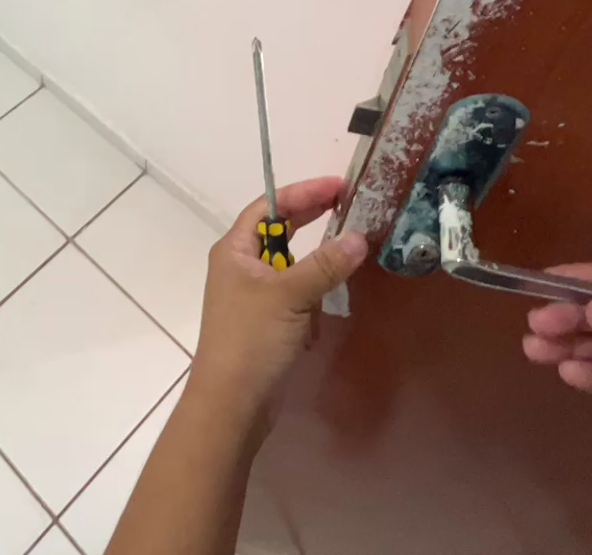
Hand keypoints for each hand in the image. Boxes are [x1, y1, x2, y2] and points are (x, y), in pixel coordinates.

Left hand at [186, 177, 368, 427]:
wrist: (232, 405)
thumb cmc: (252, 339)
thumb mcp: (290, 296)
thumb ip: (325, 265)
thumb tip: (359, 237)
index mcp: (234, 249)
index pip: (268, 207)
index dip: (301, 193)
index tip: (337, 187)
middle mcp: (240, 266)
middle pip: (279, 232)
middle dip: (311, 220)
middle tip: (347, 207)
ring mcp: (251, 295)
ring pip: (290, 266)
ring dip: (313, 266)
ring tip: (345, 258)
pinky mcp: (265, 321)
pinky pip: (294, 296)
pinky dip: (310, 299)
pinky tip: (320, 316)